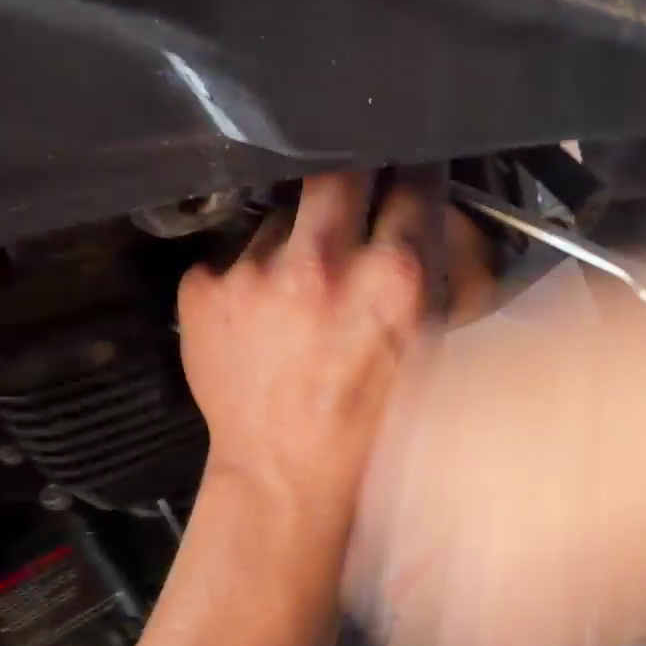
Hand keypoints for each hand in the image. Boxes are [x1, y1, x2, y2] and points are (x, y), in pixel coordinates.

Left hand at [179, 170, 434, 531]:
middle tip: (359, 192)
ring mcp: (256, 272)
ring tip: (305, 289)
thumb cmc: (369, 429)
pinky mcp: (205, 287)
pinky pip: (238, 251)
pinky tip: (266, 314)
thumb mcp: (431, 354)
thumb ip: (440, 280)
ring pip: (284, 214)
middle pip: (342, 168)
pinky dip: (256, 272)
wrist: (286, 476)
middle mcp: (323, 264)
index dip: (415, 171)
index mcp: (394, 281)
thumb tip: (438, 223)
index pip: (414, 183)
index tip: (410, 170)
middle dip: (356, 172)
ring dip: (300, 235)